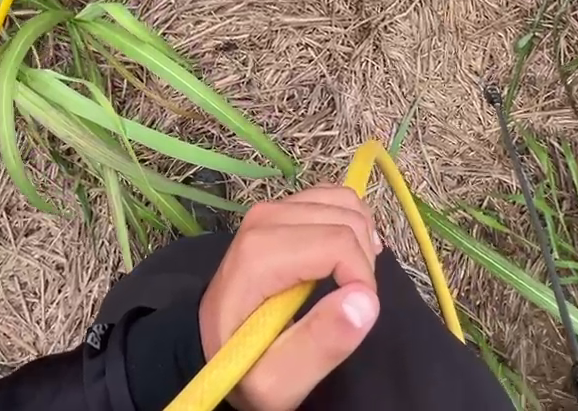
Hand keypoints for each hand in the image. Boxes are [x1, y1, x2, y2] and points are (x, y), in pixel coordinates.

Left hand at [198, 185, 382, 410]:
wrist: (212, 339)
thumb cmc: (243, 364)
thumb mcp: (278, 381)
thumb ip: (321, 344)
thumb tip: (366, 300)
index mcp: (261, 254)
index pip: (339, 242)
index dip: (362, 280)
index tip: (357, 315)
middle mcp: (266, 217)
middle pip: (345, 219)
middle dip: (364, 262)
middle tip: (352, 303)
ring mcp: (272, 206)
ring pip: (344, 203)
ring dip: (361, 241)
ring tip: (349, 281)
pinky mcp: (281, 205)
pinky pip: (333, 197)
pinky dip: (351, 222)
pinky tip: (346, 255)